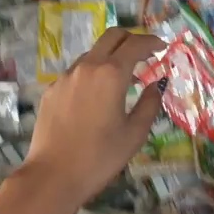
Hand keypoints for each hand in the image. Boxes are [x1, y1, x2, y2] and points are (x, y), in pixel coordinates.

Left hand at [18, 28, 166, 209]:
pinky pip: (76, 72)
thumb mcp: (134, 134)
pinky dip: (91, 74)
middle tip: (144, 54)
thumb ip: (149, 104)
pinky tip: (94, 98)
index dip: (152, 42)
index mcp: (112, 74)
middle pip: (112, 36)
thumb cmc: (100, 157)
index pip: (136, 44)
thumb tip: (157, 84)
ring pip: (92, 53)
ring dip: (110, 57)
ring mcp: (66, 76)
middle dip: (130, 39)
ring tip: (120, 80)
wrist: (52, 177)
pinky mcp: (52, 89)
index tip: (162, 47)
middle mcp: (88, 66)